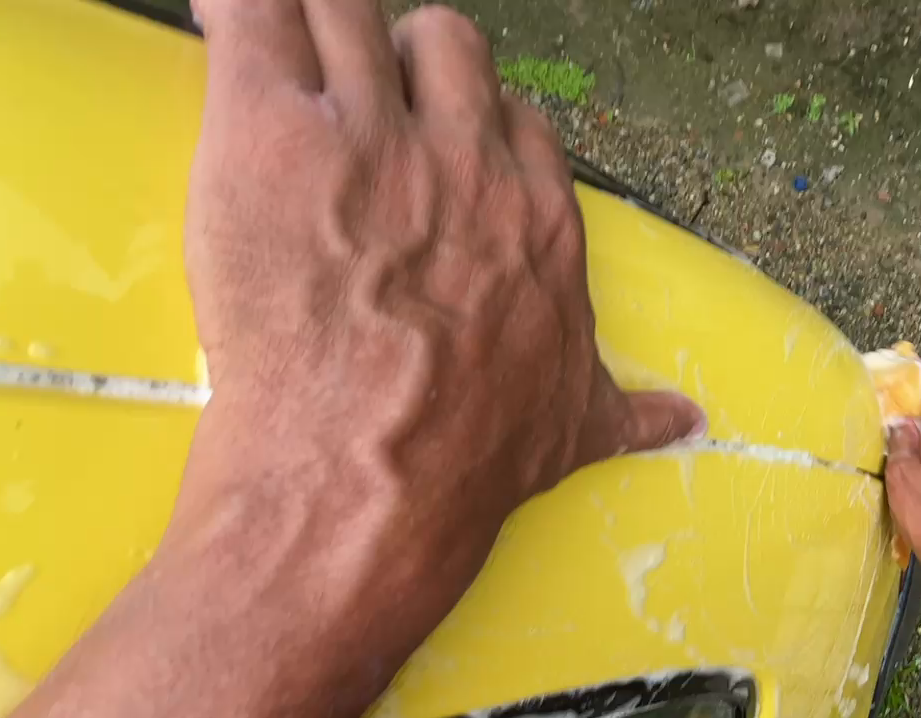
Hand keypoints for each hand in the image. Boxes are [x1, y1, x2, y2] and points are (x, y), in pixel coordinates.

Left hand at [174, 0, 701, 647]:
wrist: (380, 467)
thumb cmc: (484, 448)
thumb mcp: (583, 428)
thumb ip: (640, 412)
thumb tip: (689, 422)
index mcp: (543, 219)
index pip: (521, 121)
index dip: (480, 126)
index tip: (450, 150)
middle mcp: (472, 162)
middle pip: (446, 46)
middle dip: (411, 61)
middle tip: (371, 103)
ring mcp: (377, 138)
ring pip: (348, 11)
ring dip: (321, 28)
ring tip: (292, 66)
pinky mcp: (274, 132)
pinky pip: (254, 12)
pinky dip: (239, 10)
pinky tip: (231, 28)